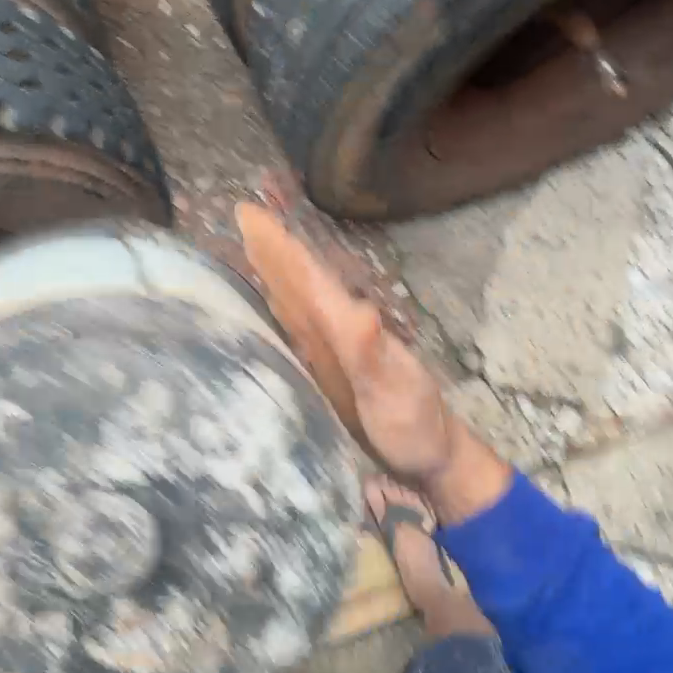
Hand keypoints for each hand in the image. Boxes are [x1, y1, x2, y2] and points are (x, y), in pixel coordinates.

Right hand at [249, 213, 510, 524]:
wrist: (430, 458)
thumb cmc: (414, 427)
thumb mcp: (395, 392)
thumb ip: (373, 354)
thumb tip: (359, 309)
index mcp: (352, 328)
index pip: (312, 280)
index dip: (282, 249)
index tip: (251, 215)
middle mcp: (340, 331)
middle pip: (302, 282)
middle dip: (273, 249)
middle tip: (242, 215)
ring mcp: (334, 351)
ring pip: (298, 301)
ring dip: (275, 272)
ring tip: (249, 245)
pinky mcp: (329, 372)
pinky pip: (297, 330)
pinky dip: (280, 308)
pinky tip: (269, 302)